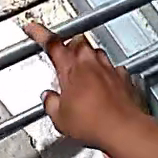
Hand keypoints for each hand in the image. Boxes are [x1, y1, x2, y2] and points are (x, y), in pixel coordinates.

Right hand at [26, 22, 152, 151]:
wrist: (124, 129)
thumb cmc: (93, 122)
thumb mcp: (59, 117)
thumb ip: (51, 103)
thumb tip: (49, 98)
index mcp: (70, 68)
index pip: (52, 43)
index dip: (39, 33)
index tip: (33, 28)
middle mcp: (91, 62)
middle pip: (77, 42)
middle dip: (69, 47)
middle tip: (62, 58)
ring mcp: (110, 68)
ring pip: (96, 53)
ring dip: (88, 60)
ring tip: (82, 75)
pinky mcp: (124, 78)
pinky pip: (112, 69)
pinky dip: (106, 74)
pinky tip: (103, 86)